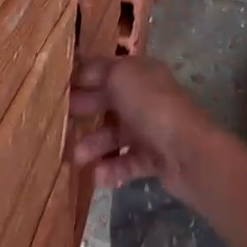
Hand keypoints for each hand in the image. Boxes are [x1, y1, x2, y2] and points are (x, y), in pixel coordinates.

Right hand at [69, 55, 217, 196]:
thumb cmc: (151, 106)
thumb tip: (79, 70)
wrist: (188, 151)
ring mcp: (151, 129)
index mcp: (140, 73)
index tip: (58, 88)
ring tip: (77, 157)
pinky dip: (112, 168)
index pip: (107, 70)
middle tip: (61, 121)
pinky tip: (97, 176)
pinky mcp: (155, 158)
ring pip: (116, 135)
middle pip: (109, 102)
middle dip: (85, 110)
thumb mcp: (120, 76)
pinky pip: (128, 162)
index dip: (83, 77)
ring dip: (95, 145)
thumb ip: (98, 71)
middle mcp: (146, 98)